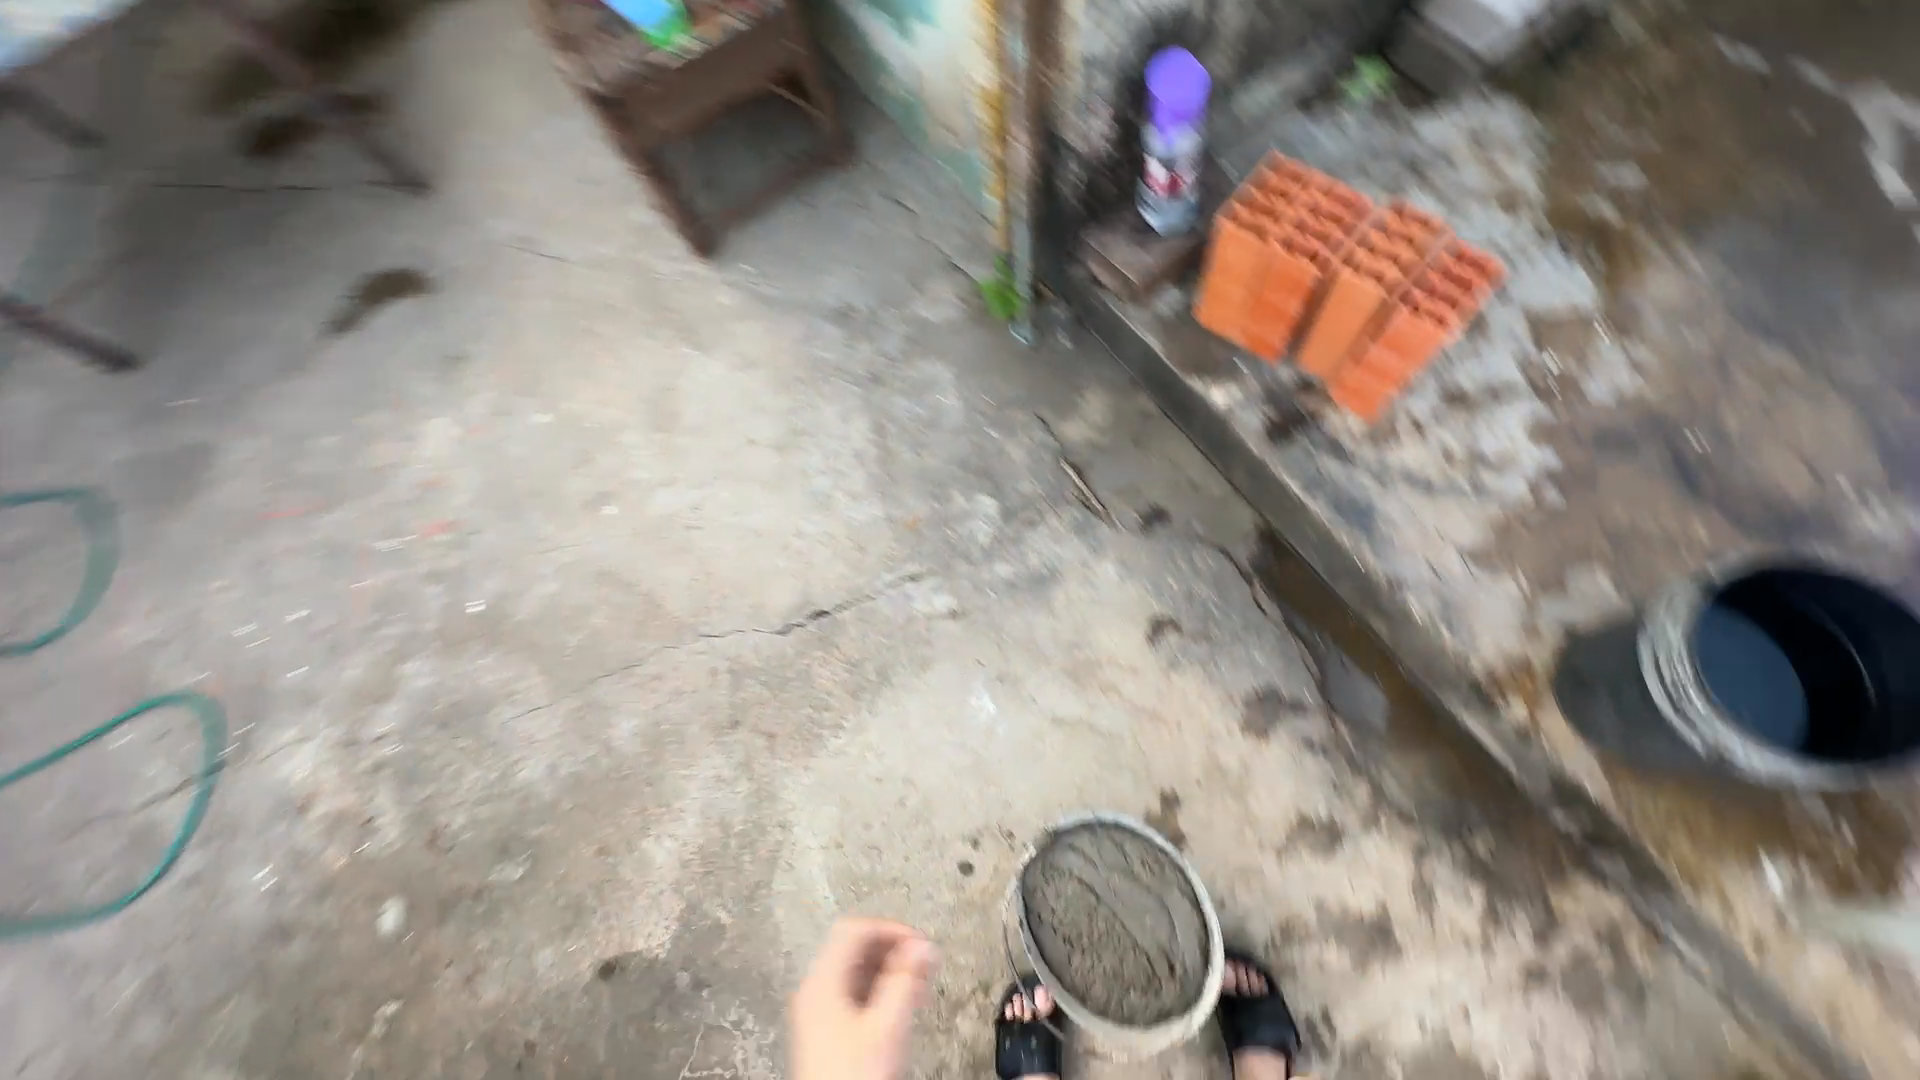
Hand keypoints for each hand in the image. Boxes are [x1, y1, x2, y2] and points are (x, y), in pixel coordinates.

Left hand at [789, 917, 939, 1079]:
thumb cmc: (852, 1077)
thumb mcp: (886, 1025)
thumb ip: (905, 980)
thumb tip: (922, 946)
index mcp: (822, 981)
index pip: (853, 929)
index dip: (889, 929)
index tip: (918, 943)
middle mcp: (816, 990)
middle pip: (854, 948)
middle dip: (893, 950)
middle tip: (923, 962)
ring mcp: (818, 1011)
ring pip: (856, 972)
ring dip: (889, 971)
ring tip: (919, 984)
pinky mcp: (826, 1030)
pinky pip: (854, 994)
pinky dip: (880, 992)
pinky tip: (900, 1006)